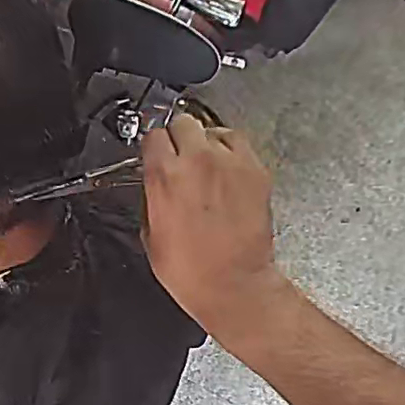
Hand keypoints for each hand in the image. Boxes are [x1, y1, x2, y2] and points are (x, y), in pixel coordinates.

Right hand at [141, 113, 290, 332]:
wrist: (230, 282)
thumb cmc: (190, 268)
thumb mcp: (149, 233)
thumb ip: (152, 198)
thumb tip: (155, 187)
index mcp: (163, 177)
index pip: (152, 136)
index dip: (151, 146)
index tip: (153, 153)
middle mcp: (197, 162)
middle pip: (183, 122)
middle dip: (177, 137)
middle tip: (177, 154)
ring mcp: (230, 163)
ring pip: (212, 129)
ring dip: (204, 142)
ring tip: (203, 164)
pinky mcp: (255, 170)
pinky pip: (239, 144)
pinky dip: (229, 150)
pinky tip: (224, 169)